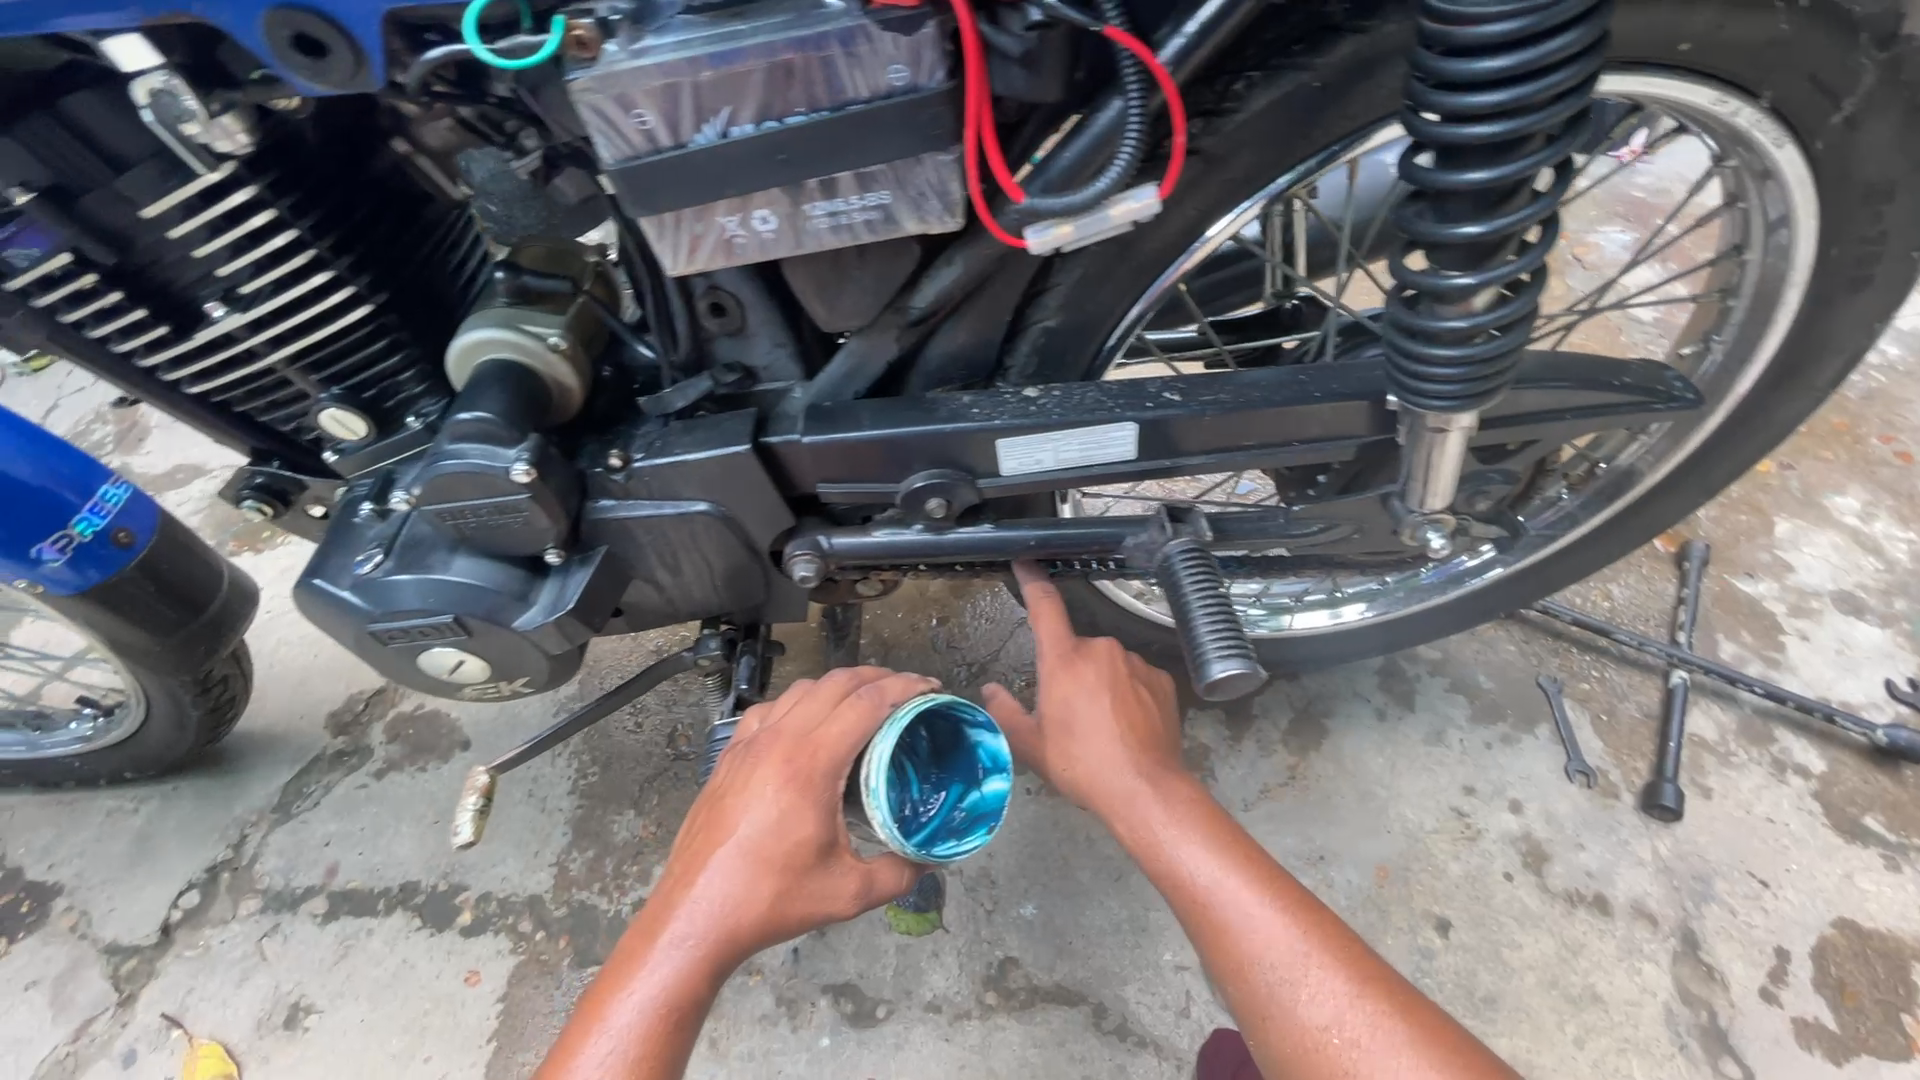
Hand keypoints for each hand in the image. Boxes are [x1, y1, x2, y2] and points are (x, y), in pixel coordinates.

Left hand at [644, 666, 935, 972]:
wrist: (697, 914)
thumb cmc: (773, 900)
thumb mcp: (849, 893)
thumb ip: (899, 873)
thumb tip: (931, 858)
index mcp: (812, 762)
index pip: (868, 702)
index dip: (905, 687)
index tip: (931, 687)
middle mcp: (780, 739)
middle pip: (837, 682)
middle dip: (878, 677)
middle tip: (907, 690)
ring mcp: (749, 742)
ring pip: (802, 689)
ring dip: (839, 685)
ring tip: (864, 701)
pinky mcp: (729, 754)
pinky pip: (770, 708)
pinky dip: (799, 702)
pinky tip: (807, 723)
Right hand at [983, 561, 1187, 825]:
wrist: (1145, 789)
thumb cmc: (1081, 766)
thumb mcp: (1031, 745)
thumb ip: (1005, 711)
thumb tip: (991, 690)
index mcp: (1063, 660)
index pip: (1044, 607)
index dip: (1032, 581)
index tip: (1024, 563)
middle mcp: (1100, 649)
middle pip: (1075, 649)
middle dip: (1070, 673)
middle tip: (1071, 715)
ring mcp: (1134, 662)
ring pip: (1107, 664)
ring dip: (1101, 683)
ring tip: (1104, 726)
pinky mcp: (1162, 678)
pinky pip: (1135, 677)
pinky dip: (1129, 694)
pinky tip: (1129, 725)